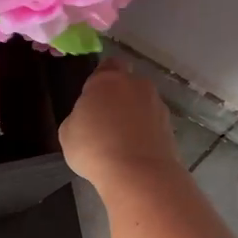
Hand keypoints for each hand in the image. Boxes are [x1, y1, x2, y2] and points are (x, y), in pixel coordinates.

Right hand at [59, 59, 181, 189]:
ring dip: (131, 115)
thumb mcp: (68, 131)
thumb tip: (92, 115)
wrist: (137, 172)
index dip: (100, 79)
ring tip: (117, 140)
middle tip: (101, 120)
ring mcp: (157, 105)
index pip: (107, 65)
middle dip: (116, 97)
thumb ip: (80, 114)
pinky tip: (130, 150)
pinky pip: (150, 123)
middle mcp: (136, 85)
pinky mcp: (169, 125)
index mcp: (107, 81)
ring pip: (140, 103)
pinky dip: (142, 131)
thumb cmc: (93, 147)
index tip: (91, 96)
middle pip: (126, 84)